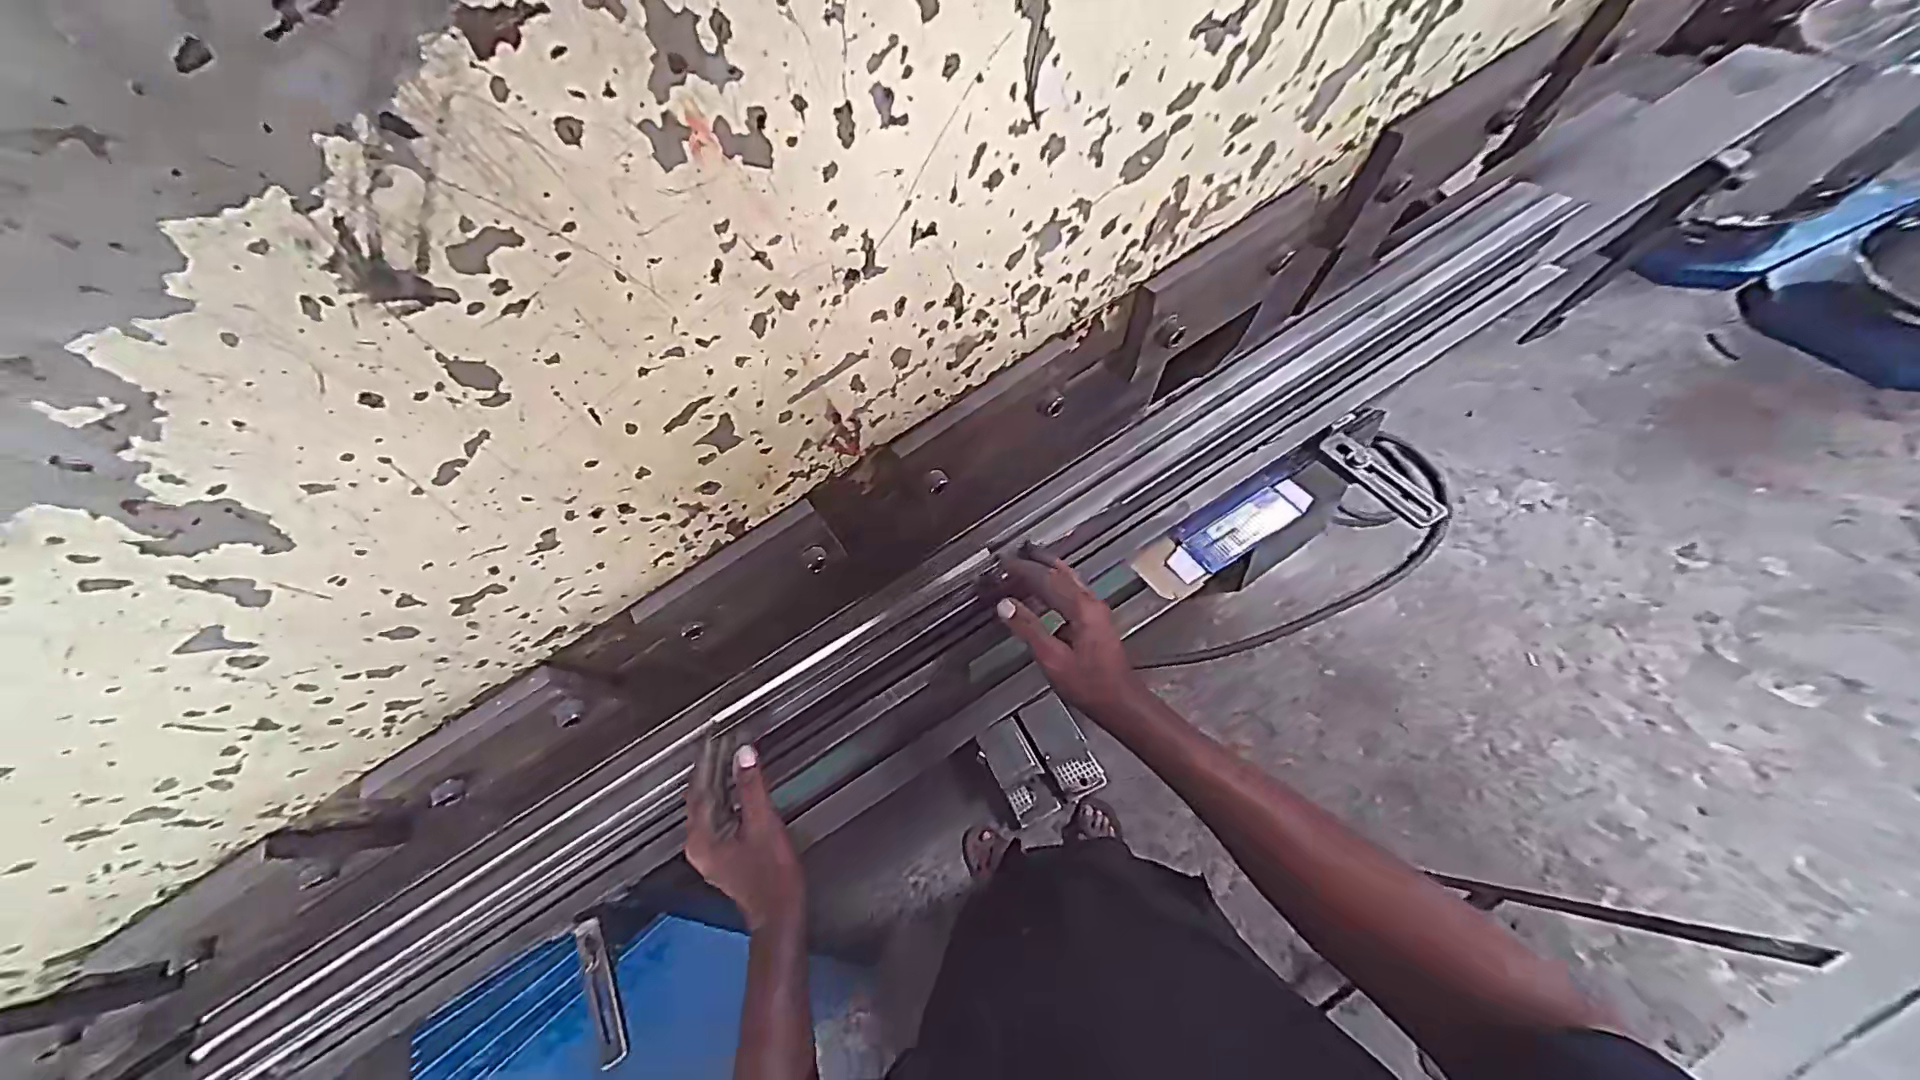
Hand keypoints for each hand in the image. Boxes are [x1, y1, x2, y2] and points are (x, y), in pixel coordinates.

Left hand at [686, 741, 804, 932]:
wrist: (780, 911)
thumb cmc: (771, 875)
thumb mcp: (763, 823)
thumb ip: (751, 787)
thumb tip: (744, 755)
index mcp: (701, 838)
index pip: (699, 788)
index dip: (707, 761)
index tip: (715, 739)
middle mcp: (699, 845)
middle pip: (701, 796)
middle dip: (713, 768)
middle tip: (724, 742)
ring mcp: (710, 850)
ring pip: (711, 805)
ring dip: (721, 781)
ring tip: (732, 756)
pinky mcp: (724, 851)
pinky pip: (721, 814)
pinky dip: (728, 796)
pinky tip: (740, 785)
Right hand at [992, 548, 1147, 713]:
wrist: (1120, 702)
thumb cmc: (1091, 685)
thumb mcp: (1052, 658)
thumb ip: (1028, 628)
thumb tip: (1006, 606)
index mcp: (1081, 609)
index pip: (1046, 579)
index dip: (1022, 570)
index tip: (1005, 565)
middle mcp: (1092, 605)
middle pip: (1060, 573)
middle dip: (1036, 563)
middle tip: (1016, 556)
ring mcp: (1097, 612)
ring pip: (1069, 581)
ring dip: (1046, 572)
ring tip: (1028, 567)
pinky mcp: (1097, 622)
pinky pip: (1072, 594)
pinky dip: (1054, 588)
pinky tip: (1044, 596)